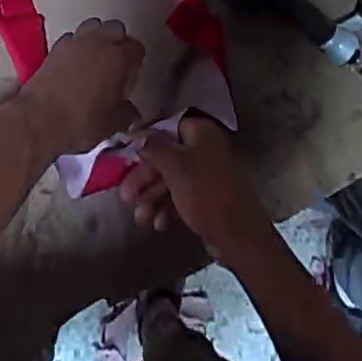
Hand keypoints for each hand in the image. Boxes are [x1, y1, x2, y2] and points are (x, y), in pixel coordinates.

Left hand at [14, 18, 144, 157]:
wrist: (38, 120)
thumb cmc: (82, 121)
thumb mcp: (113, 124)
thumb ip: (127, 114)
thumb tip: (132, 113)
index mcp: (120, 58)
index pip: (137, 47)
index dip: (136, 60)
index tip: (131, 74)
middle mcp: (101, 43)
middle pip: (116, 28)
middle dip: (118, 41)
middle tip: (115, 61)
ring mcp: (76, 42)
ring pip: (93, 26)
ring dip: (96, 37)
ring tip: (94, 56)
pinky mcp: (56, 47)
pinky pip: (71, 38)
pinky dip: (75, 46)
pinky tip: (72, 62)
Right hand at [117, 115, 275, 259]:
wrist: (237, 235)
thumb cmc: (206, 194)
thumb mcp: (176, 168)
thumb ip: (154, 148)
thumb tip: (136, 132)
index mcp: (201, 133)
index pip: (168, 125)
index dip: (145, 134)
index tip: (124, 146)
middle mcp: (204, 149)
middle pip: (165, 156)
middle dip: (144, 177)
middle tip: (125, 197)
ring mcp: (205, 174)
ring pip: (170, 179)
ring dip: (151, 197)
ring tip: (141, 219)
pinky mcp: (205, 197)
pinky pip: (179, 196)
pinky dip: (166, 208)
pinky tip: (159, 225)